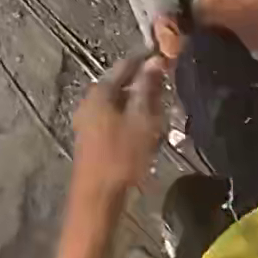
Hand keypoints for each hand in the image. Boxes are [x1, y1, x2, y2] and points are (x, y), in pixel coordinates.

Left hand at [71, 54, 166, 199]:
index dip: (148, 60)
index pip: (127, 63)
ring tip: (161, 109)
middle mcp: (90, 99)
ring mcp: (88, 118)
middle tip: (169, 88)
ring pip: (119, 101)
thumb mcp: (142, 119)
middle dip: (145, 83)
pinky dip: (130, 116)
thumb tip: (156, 60)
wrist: (98, 198)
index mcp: (100, 90)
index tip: (169, 59)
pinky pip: (114, 116)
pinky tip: (145, 128)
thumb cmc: (122, 156)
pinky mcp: (91, 136)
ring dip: (139, 102)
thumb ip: (149, 88)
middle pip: (121, 82)